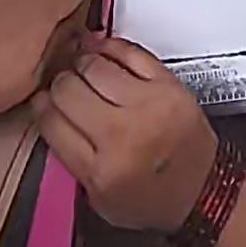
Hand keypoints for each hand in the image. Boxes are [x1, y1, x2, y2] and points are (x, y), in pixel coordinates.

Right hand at [33, 37, 216, 230]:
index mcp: (102, 171)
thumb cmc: (152, 197)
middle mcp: (124, 136)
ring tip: (82, 69)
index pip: (52, 123)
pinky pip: (129, 51)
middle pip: (68, 89)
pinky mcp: (168, 85)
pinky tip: (102, 52)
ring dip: (82, 64)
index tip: (41, 100)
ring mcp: (149, 106)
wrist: (204, 191)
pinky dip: (110, 47)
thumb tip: (46, 108)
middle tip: (64, 86)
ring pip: (94, 65)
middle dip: (60, 84)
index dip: (41, 106)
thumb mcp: (100, 199)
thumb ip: (69, 156)